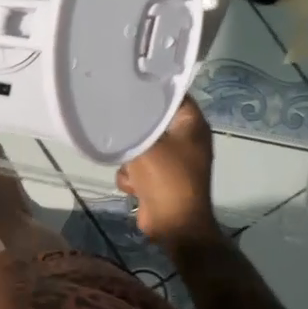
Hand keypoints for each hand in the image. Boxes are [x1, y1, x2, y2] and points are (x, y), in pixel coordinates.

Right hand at [115, 97, 218, 243]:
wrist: (173, 225)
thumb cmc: (166, 178)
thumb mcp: (147, 144)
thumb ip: (132, 122)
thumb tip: (118, 102)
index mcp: (192, 124)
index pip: (172, 94)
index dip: (151, 87)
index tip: (126, 83)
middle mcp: (185, 138)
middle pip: (151, 120)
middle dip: (133, 128)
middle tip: (115, 122)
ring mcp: (172, 159)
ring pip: (138, 143)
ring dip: (129, 157)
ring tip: (131, 166)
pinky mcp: (159, 177)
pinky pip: (136, 165)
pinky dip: (132, 175)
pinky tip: (134, 186)